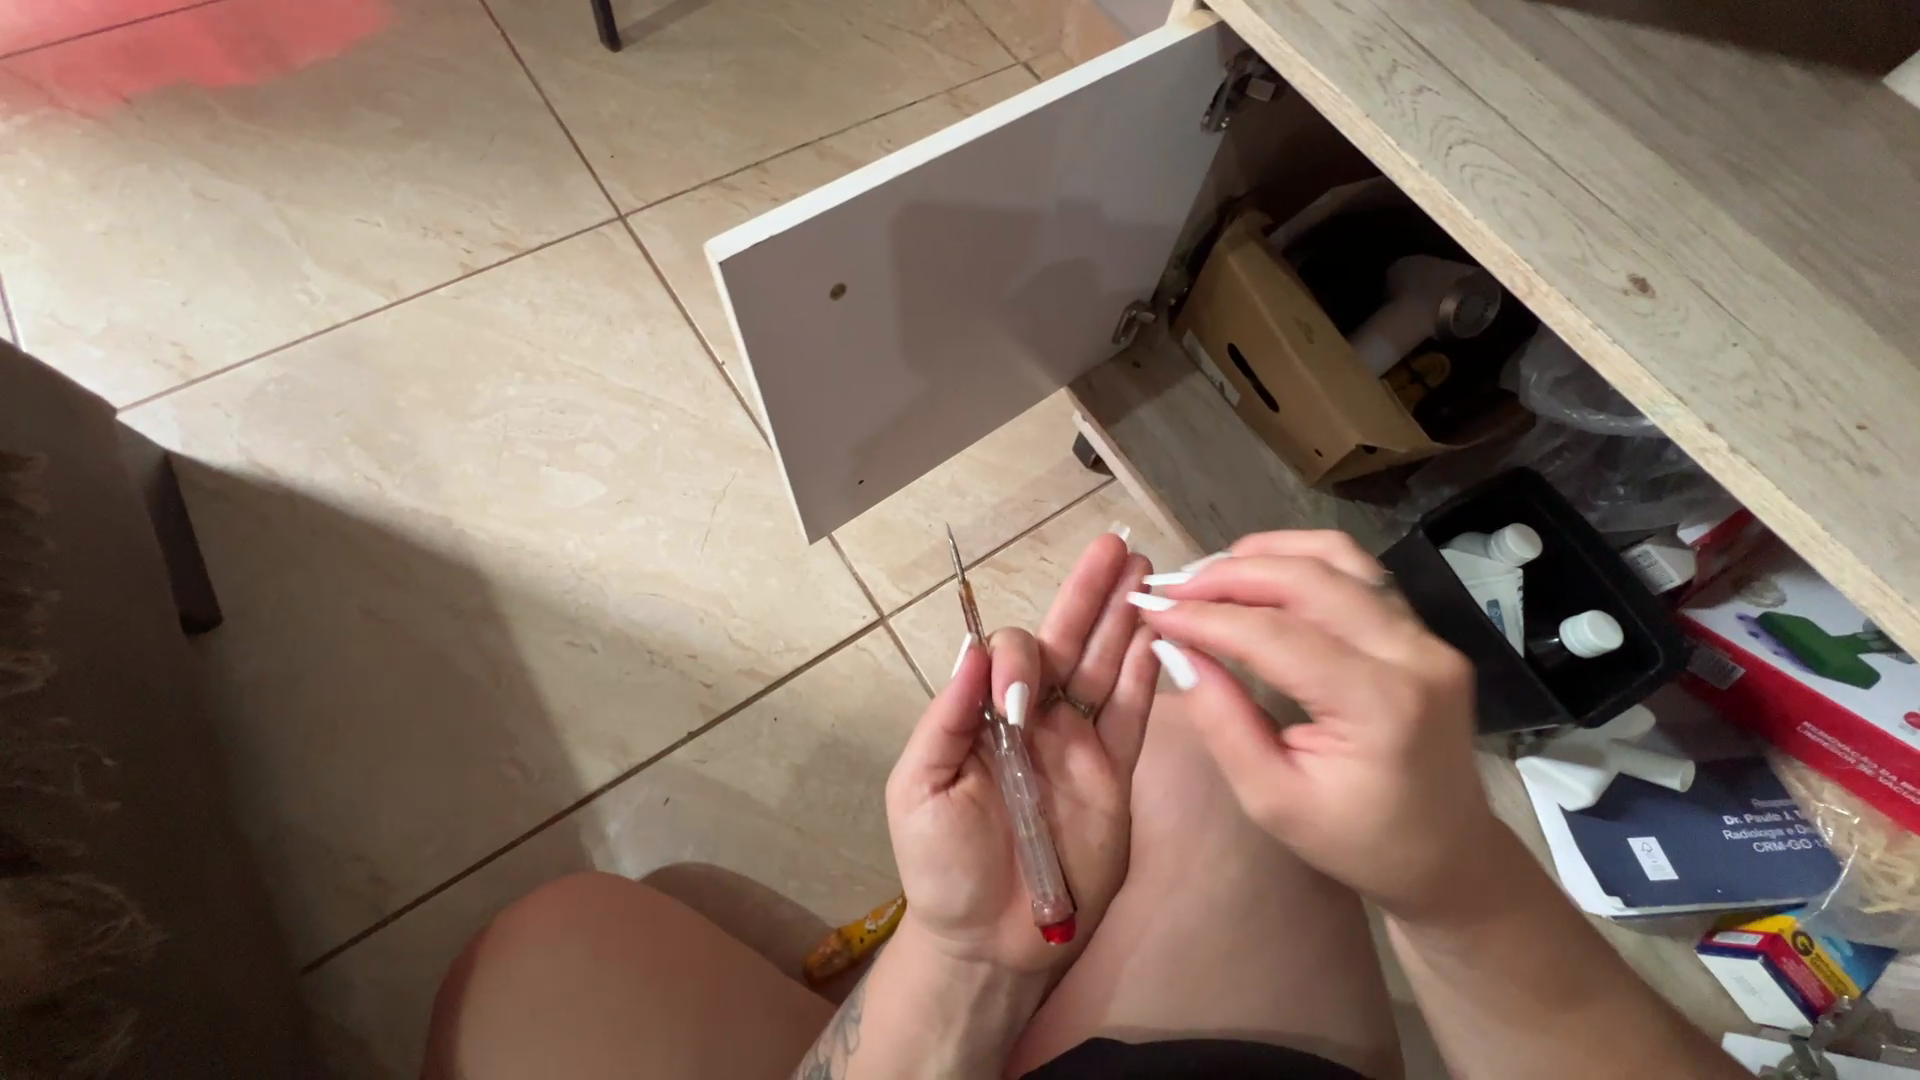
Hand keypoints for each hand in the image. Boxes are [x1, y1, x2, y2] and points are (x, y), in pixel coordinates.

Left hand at [885, 532, 1158, 973]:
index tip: (1018, 700)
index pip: (1014, 655)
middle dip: (1091, 595)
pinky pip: (1132, 716)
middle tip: (1116, 548)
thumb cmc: (944, 865)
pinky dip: (1147, 676)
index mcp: (987, 714)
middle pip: (1069, 643)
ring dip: (1126, 621)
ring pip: (1107, 668)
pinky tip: (1161, 637)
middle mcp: (1036, 718)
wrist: (991, 940)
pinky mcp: (1112, 774)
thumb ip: (947, 719)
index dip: (1021, 659)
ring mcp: (1078, 743)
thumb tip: (971, 650)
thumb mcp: (922, 788)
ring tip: (1149, 574)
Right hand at [1133, 530, 1503, 922]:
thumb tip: (1175, 649)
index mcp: (1381, 706)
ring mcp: (1425, 636)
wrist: (1448, 854)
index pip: (1276, 635)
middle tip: (1171, 589)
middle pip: (1308, 579)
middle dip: (1228, 576)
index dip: (1206, 617)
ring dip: (1265, 555)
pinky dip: (1298, 560)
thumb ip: (1222, 720)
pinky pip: (1357, 570)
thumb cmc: (1356, 840)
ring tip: (1210, 573)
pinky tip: (1258, 575)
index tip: (1152, 612)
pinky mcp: (1421, 630)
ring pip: (1337, 557)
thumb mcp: (1271, 799)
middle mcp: (1413, 655)